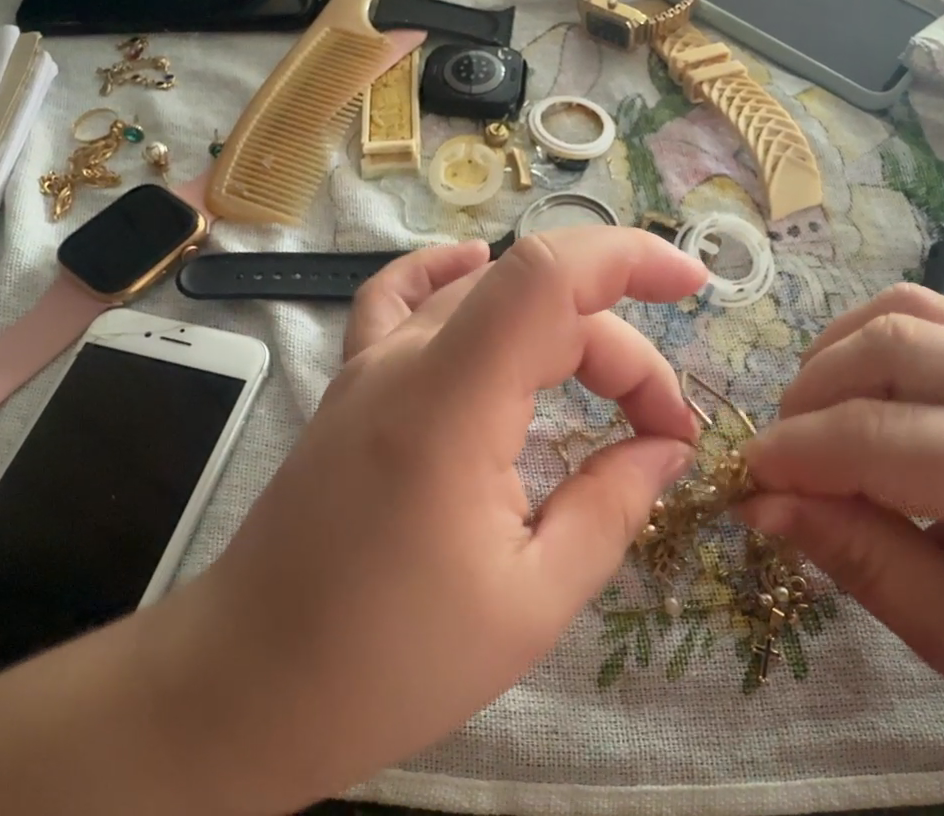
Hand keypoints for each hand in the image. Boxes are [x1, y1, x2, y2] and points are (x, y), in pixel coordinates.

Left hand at [169, 228, 708, 813]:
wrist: (248, 684)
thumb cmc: (389, 661)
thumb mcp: (532, 599)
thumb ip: (612, 505)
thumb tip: (665, 446)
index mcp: (451, 406)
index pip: (549, 276)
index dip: (631, 258)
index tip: (695, 289)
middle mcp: (404, 362)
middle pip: (535, 299)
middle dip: (619, 352)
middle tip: (659, 436)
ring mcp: (367, 367)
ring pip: (482, 297)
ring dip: (562, 326)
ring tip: (606, 382)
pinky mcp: (350, 388)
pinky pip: (398, 300)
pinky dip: (450, 277)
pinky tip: (477, 276)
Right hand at [738, 284, 943, 815]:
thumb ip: (863, 561)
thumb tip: (762, 505)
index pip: (885, 436)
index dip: (796, 454)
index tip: (745, 483)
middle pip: (893, 344)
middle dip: (810, 397)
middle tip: (783, 462)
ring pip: (908, 313)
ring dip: (837, 359)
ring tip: (816, 425)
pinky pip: (937, 319)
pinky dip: (873, 345)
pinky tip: (861, 402)